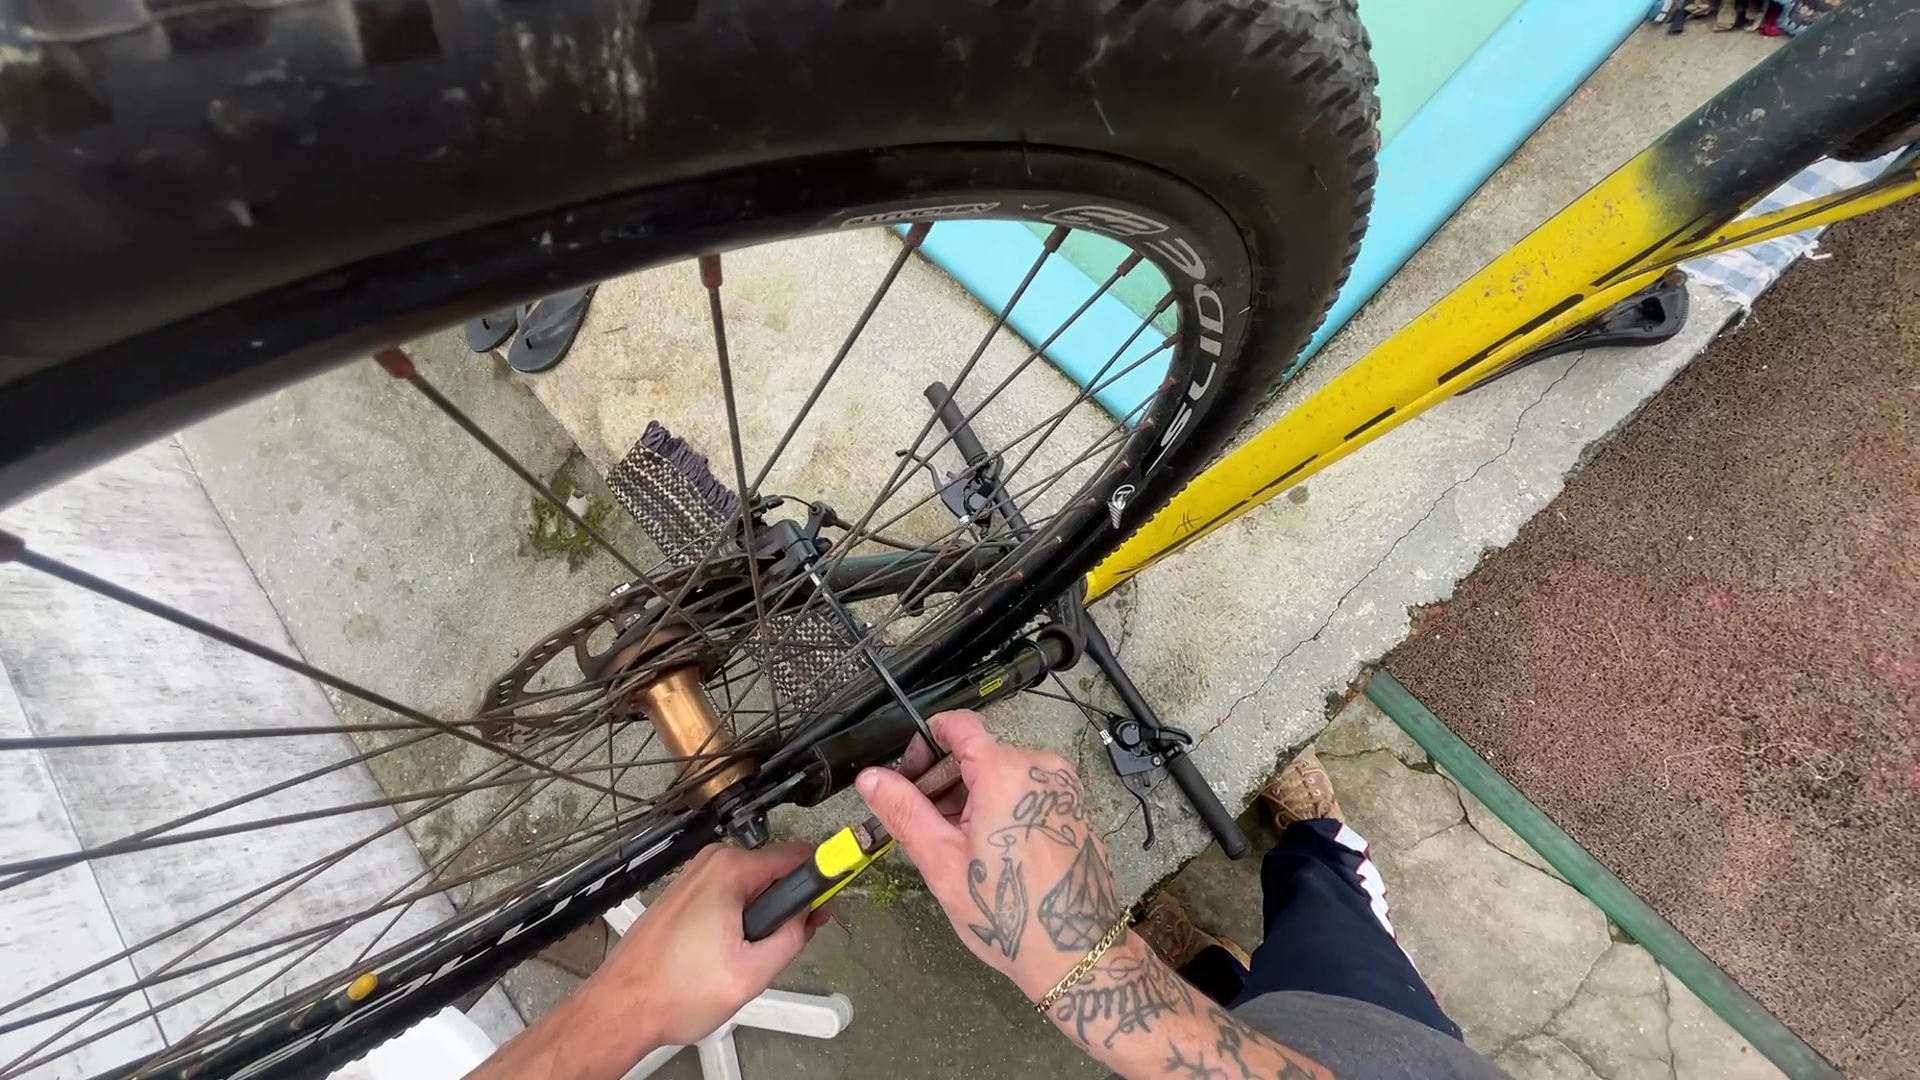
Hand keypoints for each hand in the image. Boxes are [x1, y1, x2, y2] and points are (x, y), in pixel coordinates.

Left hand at [591, 842, 829, 1046]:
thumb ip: (792, 938)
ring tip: (744, 955)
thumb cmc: (671, 992)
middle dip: (786, 906)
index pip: (797, 856)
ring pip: (754, 886)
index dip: (819, 881)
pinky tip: (726, 951)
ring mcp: (698, 875)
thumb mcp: (751, 974)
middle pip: (775, 872)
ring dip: (761, 916)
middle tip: (783, 944)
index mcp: (730, 870)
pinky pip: (731, 893)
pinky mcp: (688, 890)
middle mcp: (713, 862)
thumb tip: (807, 917)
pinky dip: (739, 917)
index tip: (832, 895)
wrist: (619, 1009)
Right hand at [857, 710, 1126, 1001]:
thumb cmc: (1009, 913)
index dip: (926, 741)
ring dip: (970, 796)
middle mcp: (1039, 766)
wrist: (1075, 951)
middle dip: (944, 780)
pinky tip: (989, 846)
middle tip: (927, 823)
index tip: (910, 771)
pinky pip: (1025, 787)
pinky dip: (1000, 804)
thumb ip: (904, 811)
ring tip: (959, 844)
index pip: (958, 724)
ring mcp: (1060, 785)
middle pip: (977, 751)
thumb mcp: (943, 861)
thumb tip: (872, 779)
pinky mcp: (1070, 803)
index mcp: (1005, 771)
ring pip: (1000, 771)